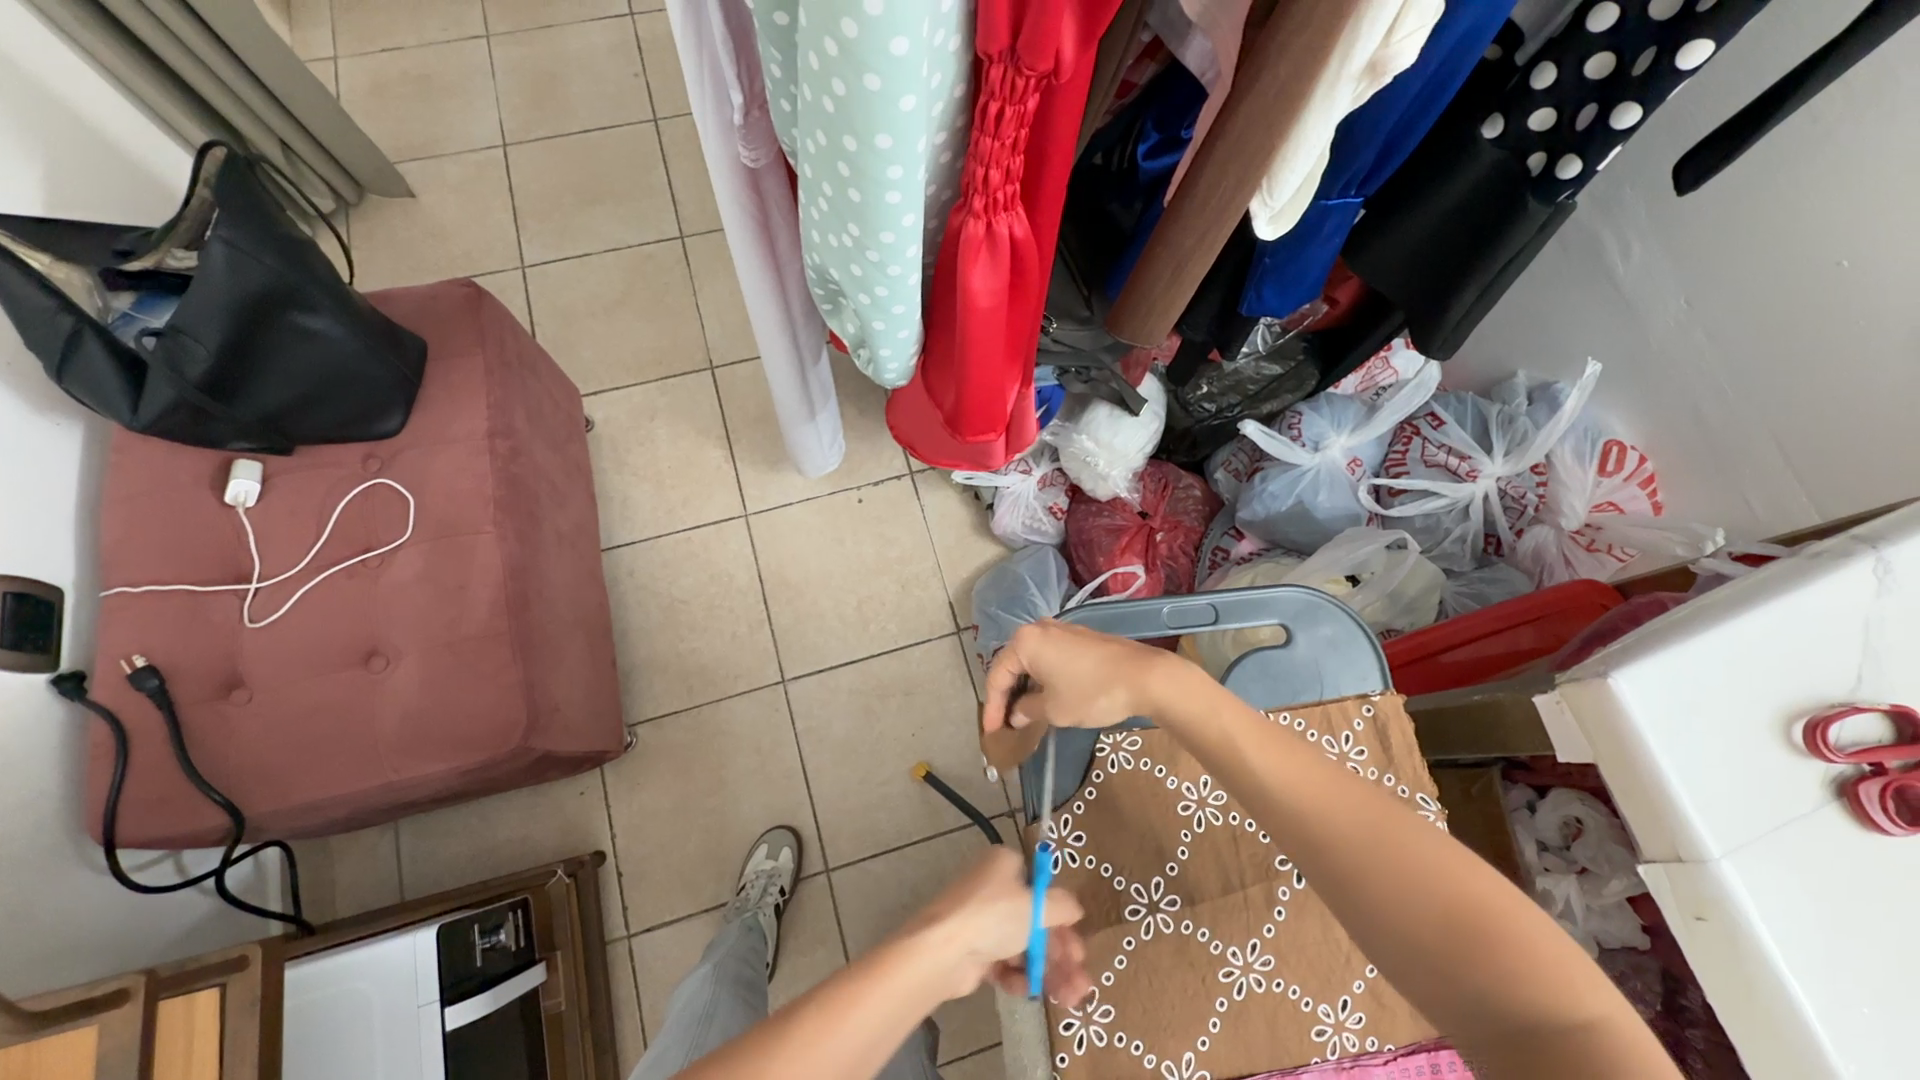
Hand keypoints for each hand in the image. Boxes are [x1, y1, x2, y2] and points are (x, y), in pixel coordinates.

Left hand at [897, 846, 1093, 1007]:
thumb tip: (1075, 908)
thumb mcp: (1036, 905)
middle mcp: (993, 890)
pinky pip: (1005, 964)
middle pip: (1036, 922)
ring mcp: (983, 922)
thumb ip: (1062, 906)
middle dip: (1061, 954)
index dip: (1062, 918)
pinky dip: (1019, 977)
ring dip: (1049, 972)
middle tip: (1081, 981)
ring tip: (1070, 999)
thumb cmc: (993, 916)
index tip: (1077, 944)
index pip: (1042, 889)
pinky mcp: (975, 952)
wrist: (943, 952)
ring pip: (1024, 947)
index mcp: (1005, 866)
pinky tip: (1030, 990)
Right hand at [981, 620, 1183, 734]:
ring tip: (1022, 714)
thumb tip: (1017, 714)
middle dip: (1006, 695)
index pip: (997, 676)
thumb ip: (1027, 711)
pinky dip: (1043, 678)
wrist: (1145, 677)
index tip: (991, 733)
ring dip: (1025, 687)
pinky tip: (1045, 697)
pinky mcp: (1080, 638)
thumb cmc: (1092, 693)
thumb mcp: (1054, 709)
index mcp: (1025, 642)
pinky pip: (1050, 658)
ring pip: (1032, 661)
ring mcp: (1062, 631)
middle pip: (1012, 664)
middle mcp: (1039, 629)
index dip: (992, 707)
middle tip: (1003, 722)